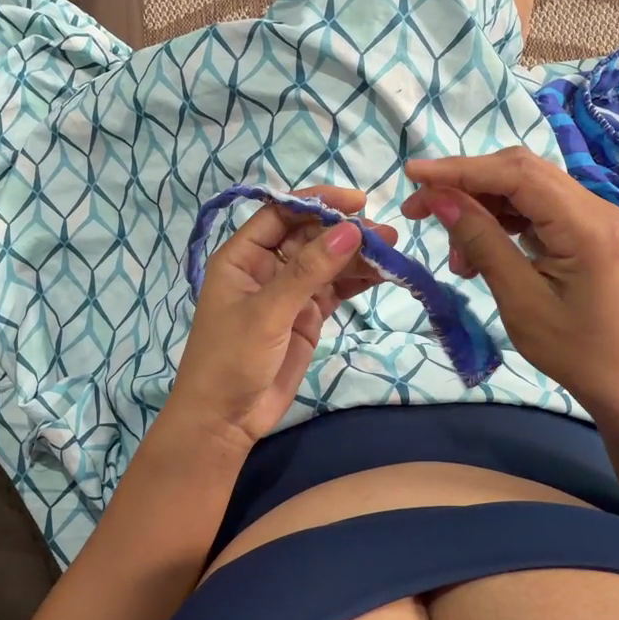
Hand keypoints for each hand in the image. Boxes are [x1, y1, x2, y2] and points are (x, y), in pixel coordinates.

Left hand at [169, 186, 397, 446]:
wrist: (225, 418)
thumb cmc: (231, 358)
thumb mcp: (268, 312)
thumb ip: (308, 271)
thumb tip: (350, 230)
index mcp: (242, 256)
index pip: (281, 213)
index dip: (317, 202)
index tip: (357, 201)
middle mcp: (265, 267)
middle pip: (309, 235)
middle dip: (345, 231)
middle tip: (386, 234)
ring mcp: (287, 291)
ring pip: (326, 262)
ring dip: (357, 256)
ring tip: (393, 252)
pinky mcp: (305, 316)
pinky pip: (334, 288)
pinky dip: (357, 281)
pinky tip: (383, 274)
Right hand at [403, 148, 618, 410]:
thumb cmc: (571, 348)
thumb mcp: (518, 298)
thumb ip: (480, 241)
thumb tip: (438, 198)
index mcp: (584, 225)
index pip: (515, 174)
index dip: (460, 169)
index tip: (413, 174)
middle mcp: (594, 207)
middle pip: (519, 171)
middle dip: (465, 183)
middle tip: (419, 210)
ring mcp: (592, 216)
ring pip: (523, 187)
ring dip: (480, 206)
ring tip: (455, 254)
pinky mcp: (584, 229)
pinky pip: (533, 207)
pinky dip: (498, 219)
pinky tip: (477, 250)